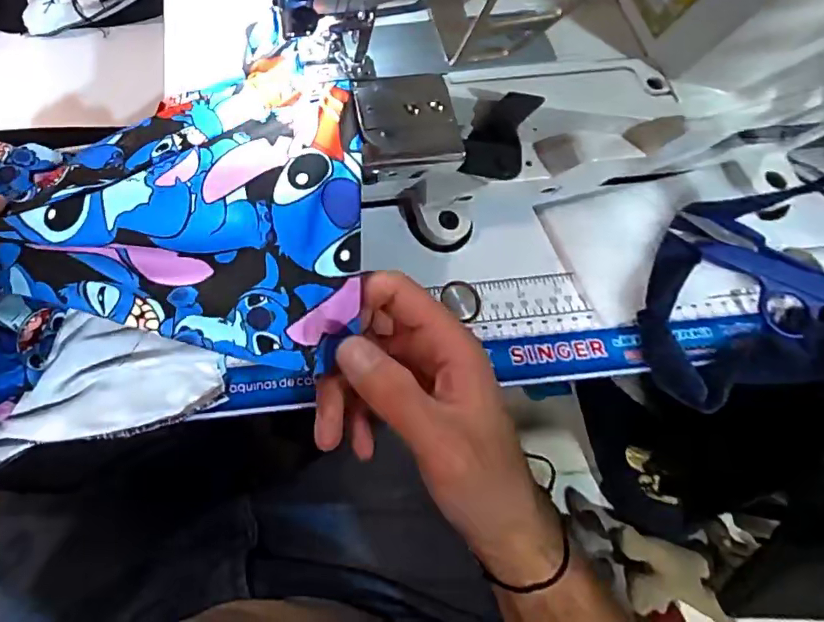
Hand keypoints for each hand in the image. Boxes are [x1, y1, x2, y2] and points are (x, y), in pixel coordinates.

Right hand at [314, 271, 561, 584]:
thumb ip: (392, 389)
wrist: (506, 533)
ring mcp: (419, 372)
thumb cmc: (483, 482)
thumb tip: (344, 344)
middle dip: (339, 359)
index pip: (395, 291)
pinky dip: (356, 411)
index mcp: (447, 342)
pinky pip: (370, 387)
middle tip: (317, 392)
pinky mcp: (410, 397)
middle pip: (370, 327)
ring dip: (342, 393)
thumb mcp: (437, 438)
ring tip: (330, 435)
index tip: (320, 328)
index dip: (355, 298)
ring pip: (364, 360)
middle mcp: (430, 348)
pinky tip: (356, 443)